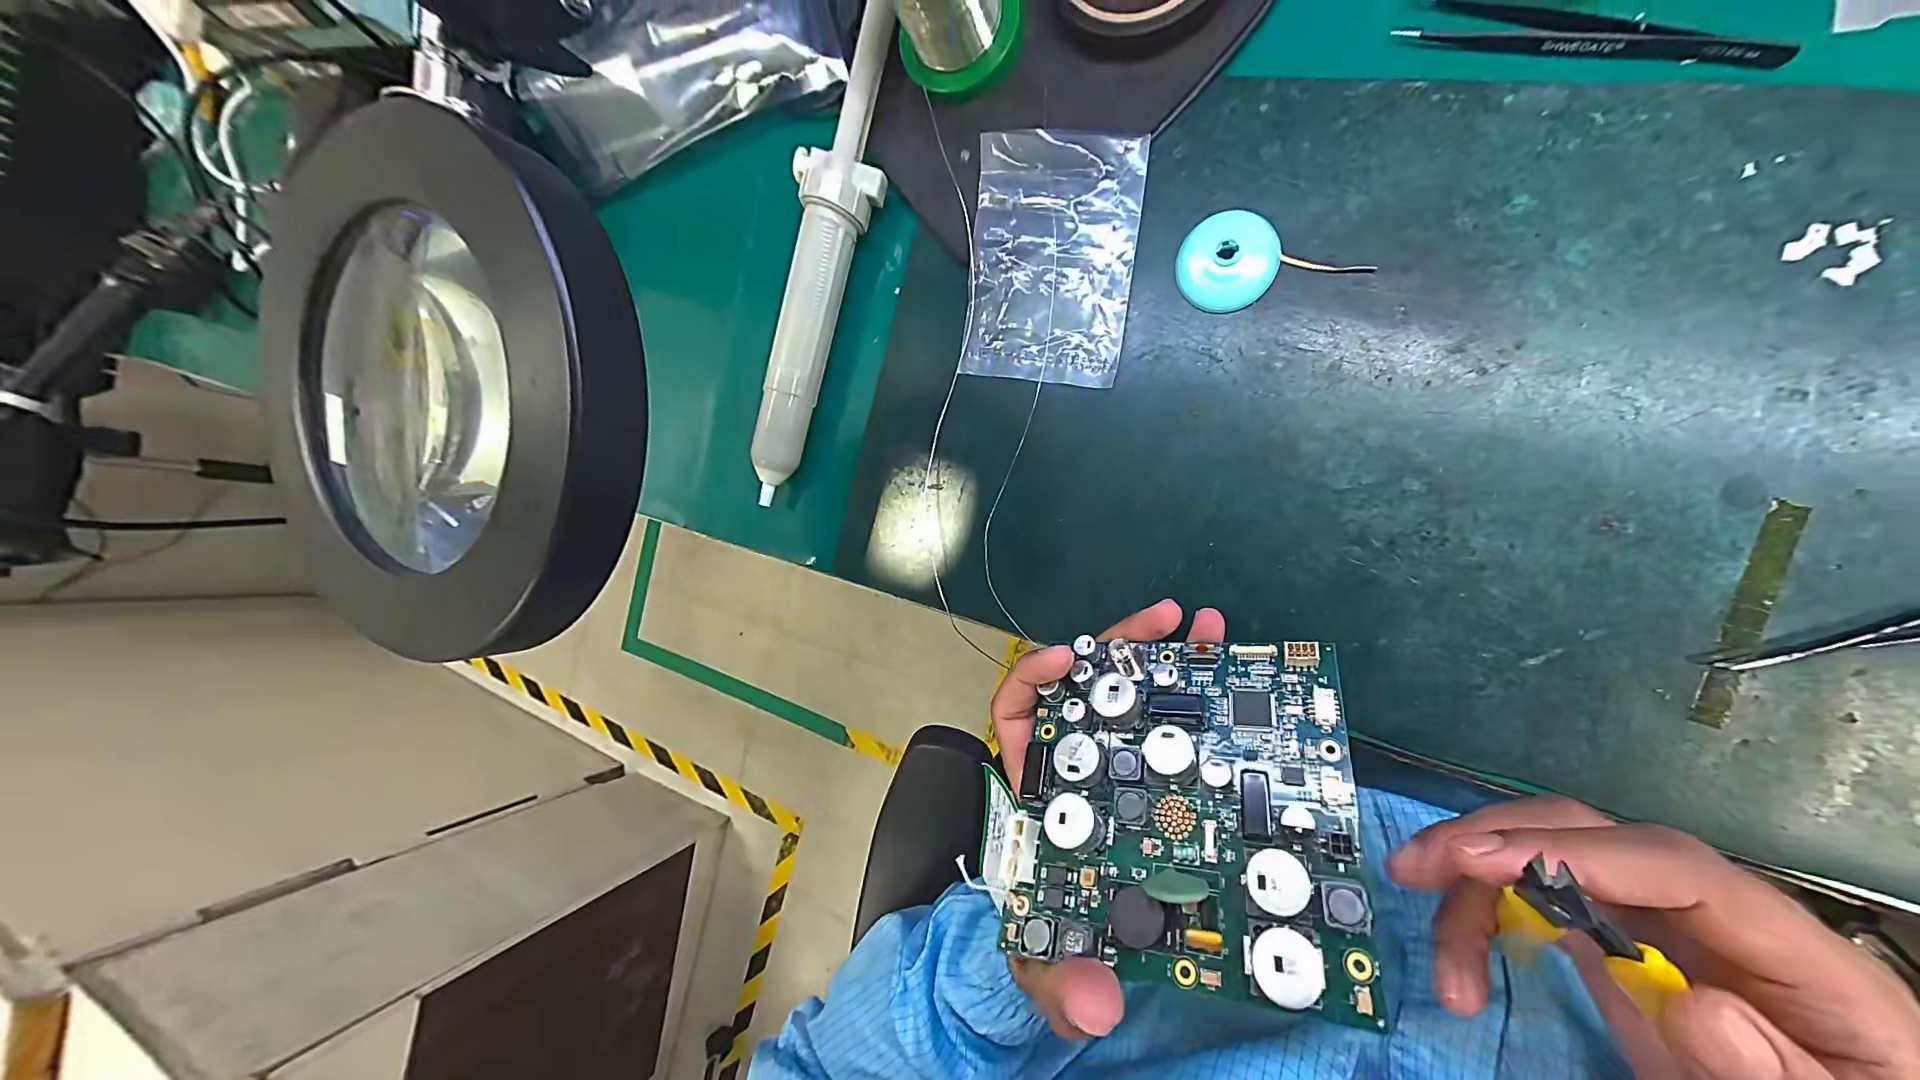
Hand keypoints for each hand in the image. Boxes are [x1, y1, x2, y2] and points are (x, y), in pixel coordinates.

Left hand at [992, 599, 1225, 1038]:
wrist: (1070, 942)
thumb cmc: (1047, 933)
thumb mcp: (1044, 954)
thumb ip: (1057, 975)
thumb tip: (1095, 1005)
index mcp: (1035, 789)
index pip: (1017, 712)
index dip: (1033, 676)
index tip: (1066, 656)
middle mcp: (1074, 767)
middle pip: (1090, 688)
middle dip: (1124, 647)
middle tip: (1169, 620)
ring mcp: (1114, 766)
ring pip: (1135, 699)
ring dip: (1170, 661)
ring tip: (1209, 632)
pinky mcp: (1150, 777)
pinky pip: (1164, 728)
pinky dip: (1189, 701)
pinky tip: (1222, 685)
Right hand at [1389, 796, 1919, 1079]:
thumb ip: (1782, 1073)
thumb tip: (1692, 1004)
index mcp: (1791, 949)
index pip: (1669, 863)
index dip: (1565, 851)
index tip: (1474, 862)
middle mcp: (1708, 909)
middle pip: (1585, 835)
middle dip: (1490, 841)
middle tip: (1412, 869)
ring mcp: (1657, 917)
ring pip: (1542, 857)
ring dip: (1472, 891)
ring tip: (1445, 968)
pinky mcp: (1617, 936)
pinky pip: (1536, 898)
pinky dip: (1484, 915)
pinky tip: (1464, 957)